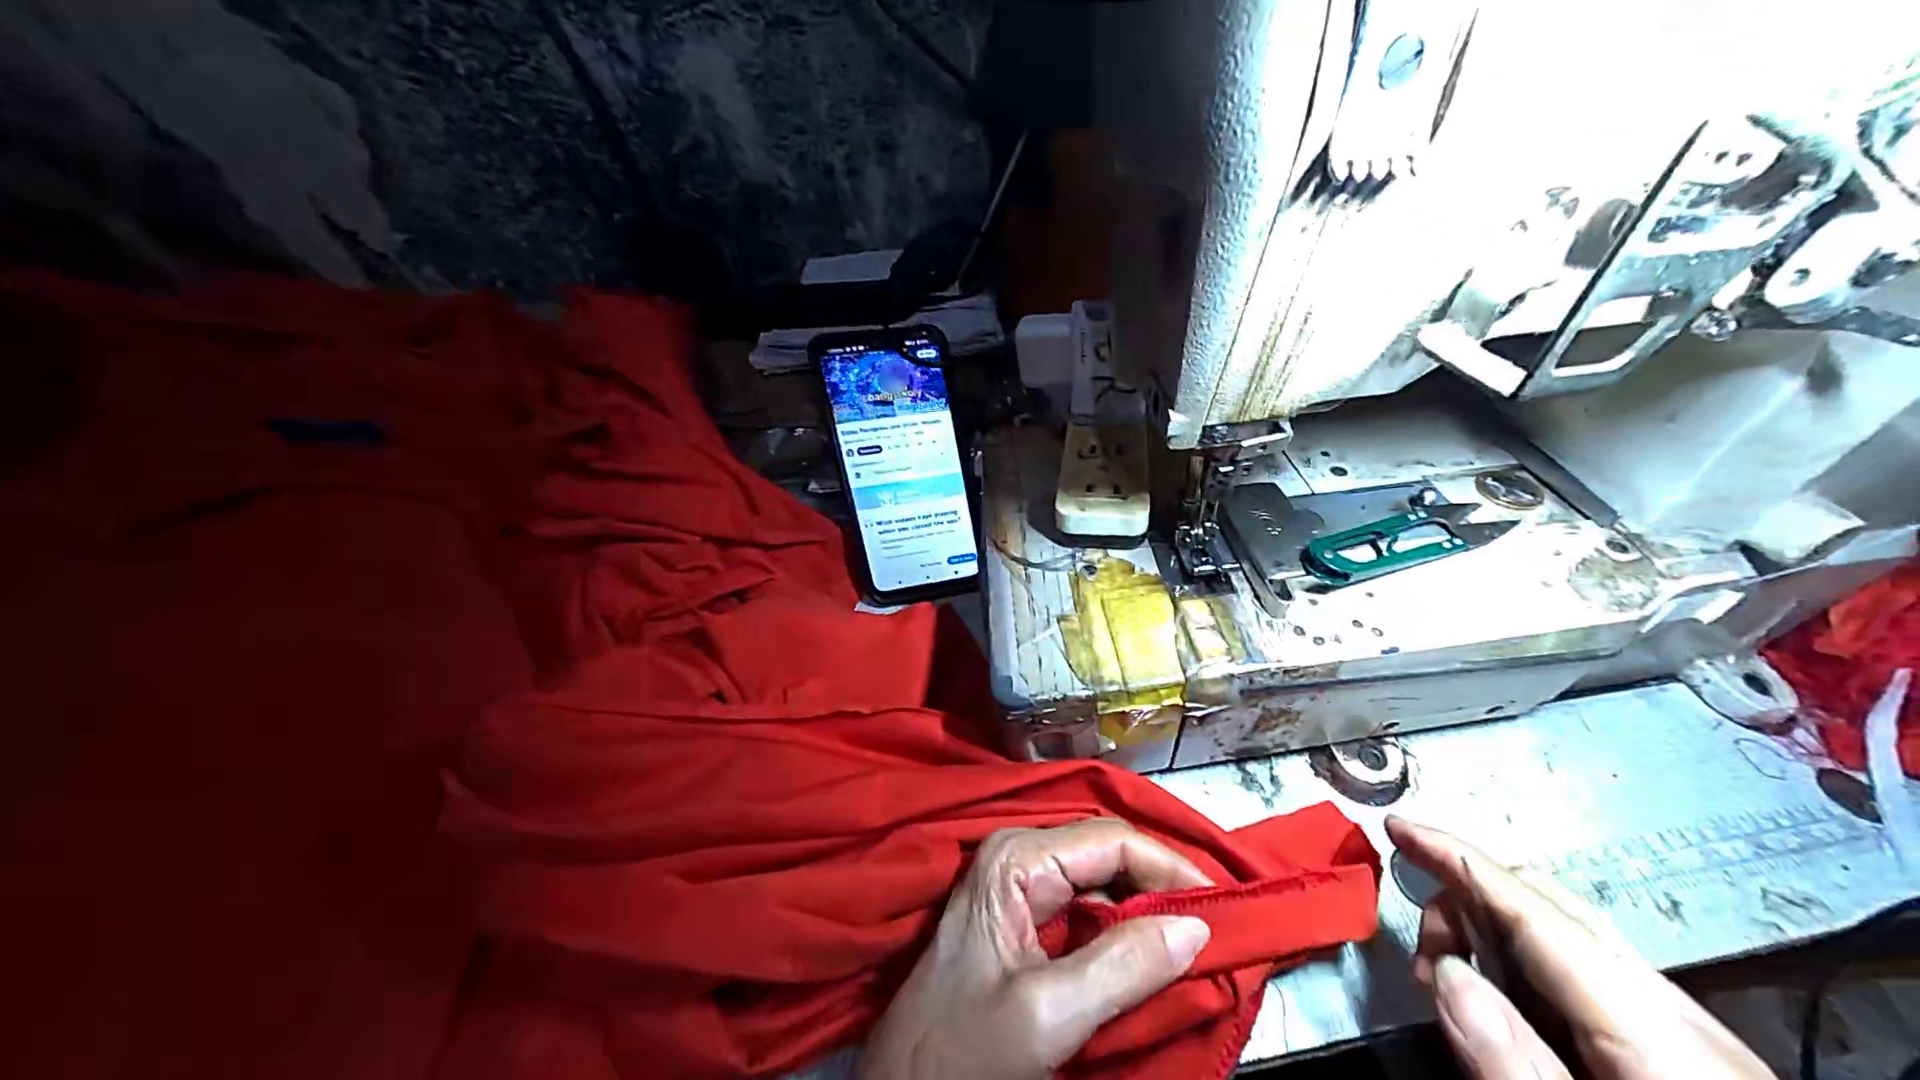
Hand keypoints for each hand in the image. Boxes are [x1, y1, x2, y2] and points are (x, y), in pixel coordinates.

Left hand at [858, 818, 1214, 1079]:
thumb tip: (1196, 926)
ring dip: (1147, 906)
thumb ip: (1121, 966)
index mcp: (1016, 857)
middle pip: (1108, 853)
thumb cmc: (962, 1045)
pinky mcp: (1024, 914)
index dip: (1170, 868)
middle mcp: (1019, 854)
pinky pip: (1088, 905)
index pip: (1111, 841)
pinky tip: (1149, 950)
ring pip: (1102, 878)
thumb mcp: (1046, 1013)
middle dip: (1161, 885)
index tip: (1221, 908)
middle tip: (1213, 926)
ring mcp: (1019, 882)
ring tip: (1191, 939)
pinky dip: (1124, 925)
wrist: (904, 1079)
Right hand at [1386, 815, 1770, 1079]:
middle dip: (1467, 900)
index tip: (1399, 827)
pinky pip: (1586, 972)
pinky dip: (1525, 963)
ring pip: (1568, 934)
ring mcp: (1693, 1033)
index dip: (1459, 858)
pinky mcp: (1690, 1052)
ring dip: (1492, 932)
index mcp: (1659, 1033)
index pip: (1537, 910)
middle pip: (1553, 907)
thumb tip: (1445, 975)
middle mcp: (1680, 1014)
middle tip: (1421, 957)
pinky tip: (1507, 1001)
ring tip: (1452, 981)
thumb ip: (1516, 1067)